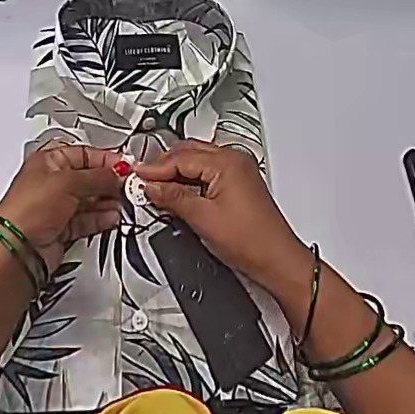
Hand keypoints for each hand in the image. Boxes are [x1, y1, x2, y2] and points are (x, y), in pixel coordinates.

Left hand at [0, 145, 126, 264]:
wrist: (17, 250)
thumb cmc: (26, 211)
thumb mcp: (68, 182)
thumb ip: (98, 176)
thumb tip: (116, 173)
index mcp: (48, 162)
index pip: (84, 154)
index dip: (106, 159)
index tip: (124, 166)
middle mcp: (52, 183)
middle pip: (89, 178)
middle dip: (109, 182)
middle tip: (126, 186)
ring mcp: (57, 207)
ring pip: (90, 200)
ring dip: (108, 201)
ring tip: (121, 202)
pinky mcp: (62, 229)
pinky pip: (88, 220)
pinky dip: (101, 218)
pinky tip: (111, 216)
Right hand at [136, 140, 312, 292]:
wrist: (277, 260)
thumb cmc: (253, 241)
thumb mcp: (202, 218)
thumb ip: (173, 198)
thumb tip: (152, 187)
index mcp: (227, 162)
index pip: (181, 157)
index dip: (155, 168)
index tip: (137, 177)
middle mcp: (235, 160)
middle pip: (188, 153)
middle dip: (163, 167)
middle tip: (142, 182)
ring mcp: (238, 171)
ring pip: (197, 162)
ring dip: (176, 173)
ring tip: (155, 190)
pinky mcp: (238, 184)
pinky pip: (207, 173)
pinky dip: (189, 181)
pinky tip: (176, 195)